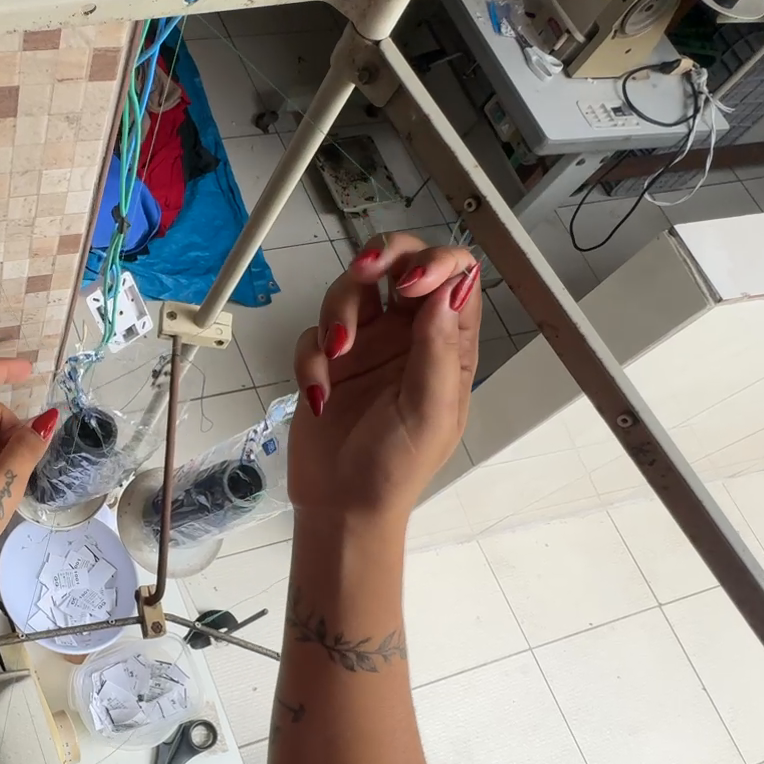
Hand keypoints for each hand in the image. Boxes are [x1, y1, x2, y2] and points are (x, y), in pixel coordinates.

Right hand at [288, 233, 481, 524]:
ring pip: (348, 293)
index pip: (453, 277)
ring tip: (334, 356)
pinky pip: (312, 337)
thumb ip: (441, 349)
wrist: (341, 505)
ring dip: (336, 314)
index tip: (409, 287)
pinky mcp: (325, 365)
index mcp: (446, 344)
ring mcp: (363, 348)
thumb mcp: (430, 411)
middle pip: (399, 266)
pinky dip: (310, 359)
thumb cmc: (395, 467)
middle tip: (364, 270)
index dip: (435, 264)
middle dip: (382, 258)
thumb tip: (450, 286)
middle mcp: (406, 336)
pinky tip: (318, 393)